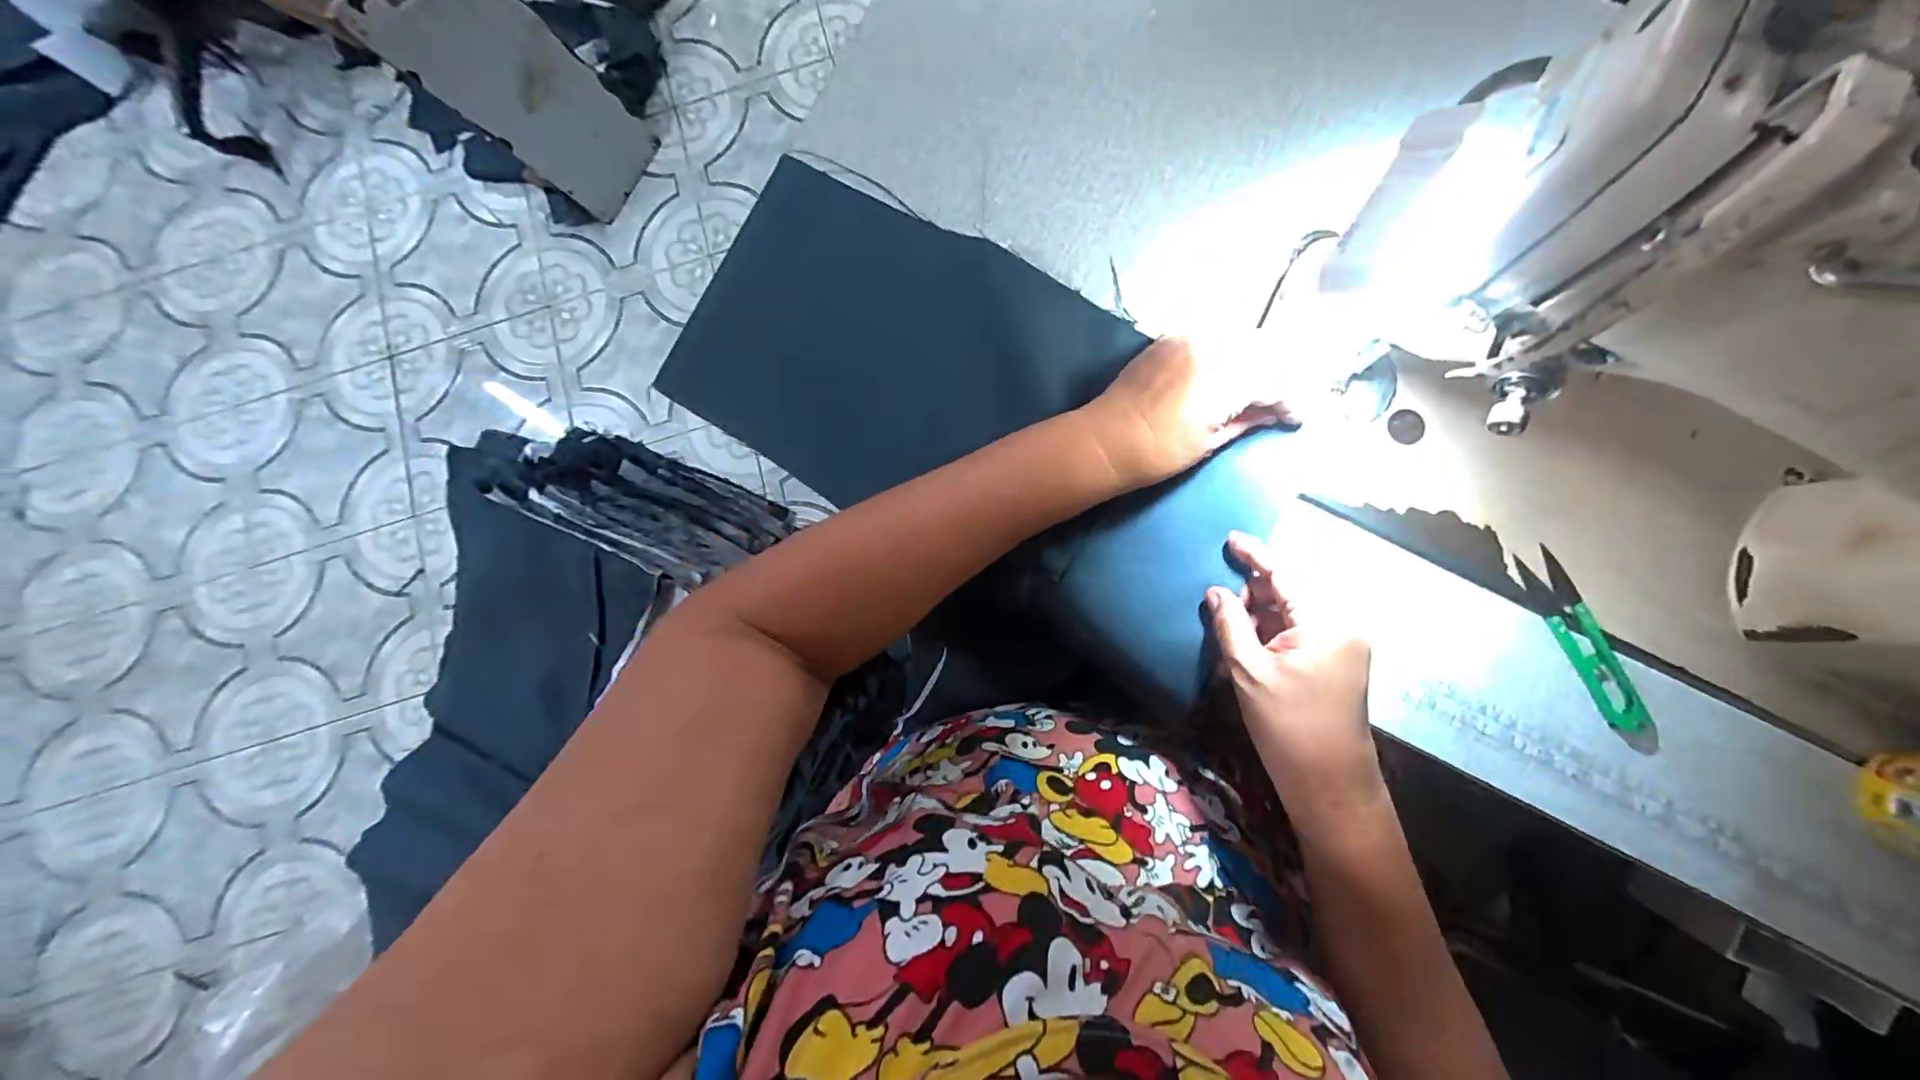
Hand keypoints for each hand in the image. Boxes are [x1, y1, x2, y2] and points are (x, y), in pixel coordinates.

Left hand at [1080, 335, 1292, 487]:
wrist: (1106, 440)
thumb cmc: (1157, 453)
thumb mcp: (1208, 442)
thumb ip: (1246, 421)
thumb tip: (1273, 414)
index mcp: (1222, 380)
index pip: (1274, 380)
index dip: (1289, 400)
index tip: (1294, 418)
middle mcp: (1209, 349)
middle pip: (1262, 351)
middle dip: (1275, 376)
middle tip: (1276, 402)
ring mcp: (1187, 340)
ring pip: (1238, 339)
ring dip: (1253, 360)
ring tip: (1252, 388)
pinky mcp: (1169, 340)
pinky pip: (1210, 336)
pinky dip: (1225, 351)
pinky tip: (1224, 372)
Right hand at [1205, 531, 1383, 836]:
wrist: (1329, 783)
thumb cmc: (1288, 728)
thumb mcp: (1249, 673)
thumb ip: (1230, 626)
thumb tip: (1215, 592)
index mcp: (1326, 625)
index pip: (1286, 577)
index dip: (1256, 556)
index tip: (1229, 539)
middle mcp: (1339, 627)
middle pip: (1286, 594)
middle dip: (1249, 593)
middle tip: (1214, 600)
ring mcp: (1337, 646)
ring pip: (1287, 615)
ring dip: (1253, 616)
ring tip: (1222, 625)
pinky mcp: (1330, 663)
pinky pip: (1293, 635)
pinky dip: (1264, 636)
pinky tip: (1237, 645)